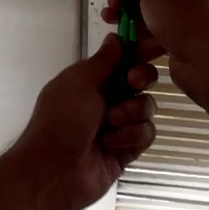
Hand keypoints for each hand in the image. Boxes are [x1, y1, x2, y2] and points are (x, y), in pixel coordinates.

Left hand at [6, 34, 158, 209]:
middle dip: (141, 79)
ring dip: (132, 112)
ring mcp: (118, 124)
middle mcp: (106, 98)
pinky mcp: (127, 149)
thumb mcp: (79, 83)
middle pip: (141, 80)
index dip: (139, 51)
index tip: (156, 46)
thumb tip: (116, 37)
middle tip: (132, 83)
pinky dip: (131, 136)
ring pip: (146, 107)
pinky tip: (113, 143)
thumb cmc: (61, 120)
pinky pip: (146, 133)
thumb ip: (103, 61)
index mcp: (91, 79)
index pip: (122, 58)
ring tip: (111, 123)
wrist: (52, 172)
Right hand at [101, 0, 208, 99]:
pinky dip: (141, 39)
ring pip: (152, 16)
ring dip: (129, 19)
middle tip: (111, 8)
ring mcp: (189, 22)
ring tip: (112, 23)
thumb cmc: (186, 19)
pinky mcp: (183, 44)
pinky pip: (157, 36)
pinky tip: (125, 43)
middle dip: (126, 0)